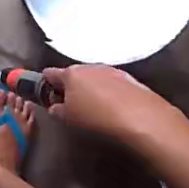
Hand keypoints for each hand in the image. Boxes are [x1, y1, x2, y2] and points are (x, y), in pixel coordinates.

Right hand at [41, 64, 181, 146]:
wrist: (143, 121)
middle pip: (74, 75)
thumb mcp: (68, 120)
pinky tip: (113, 111)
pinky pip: (113, 86)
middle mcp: (91, 67)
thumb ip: (57, 110)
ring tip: (94, 112)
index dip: (45, 85)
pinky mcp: (132, 80)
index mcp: (71, 73)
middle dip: (71, 88)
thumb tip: (56, 106)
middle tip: (71, 108)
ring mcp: (113, 71)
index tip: (47, 96)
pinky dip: (110, 95)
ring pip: (95, 79)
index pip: (49, 73)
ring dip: (91, 91)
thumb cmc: (97, 120)